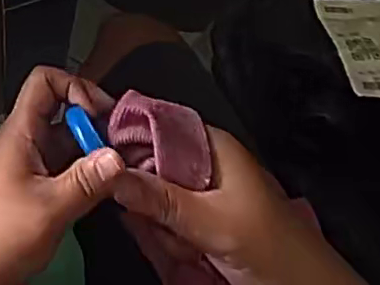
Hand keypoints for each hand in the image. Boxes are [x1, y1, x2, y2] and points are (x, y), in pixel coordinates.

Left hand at [0, 66, 125, 284]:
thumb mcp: (49, 209)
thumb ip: (86, 182)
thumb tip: (116, 158)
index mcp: (20, 131)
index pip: (44, 80)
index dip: (75, 86)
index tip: (99, 113)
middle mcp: (24, 140)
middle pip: (61, 109)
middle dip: (91, 123)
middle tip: (117, 145)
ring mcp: (28, 162)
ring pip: (65, 140)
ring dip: (90, 150)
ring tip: (115, 170)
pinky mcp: (33, 186)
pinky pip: (63, 165)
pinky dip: (84, 172)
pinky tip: (100, 190)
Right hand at [112, 126, 365, 284]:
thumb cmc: (277, 253)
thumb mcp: (215, 224)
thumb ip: (162, 199)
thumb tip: (111, 173)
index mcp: (209, 143)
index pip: (153, 122)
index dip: (125, 137)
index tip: (102, 158)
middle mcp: (203, 160)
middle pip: (148, 163)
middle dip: (144, 196)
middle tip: (153, 223)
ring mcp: (202, 192)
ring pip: (154, 197)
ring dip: (158, 226)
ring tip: (182, 250)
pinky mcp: (202, 221)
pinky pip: (167, 222)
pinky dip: (167, 241)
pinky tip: (181, 257)